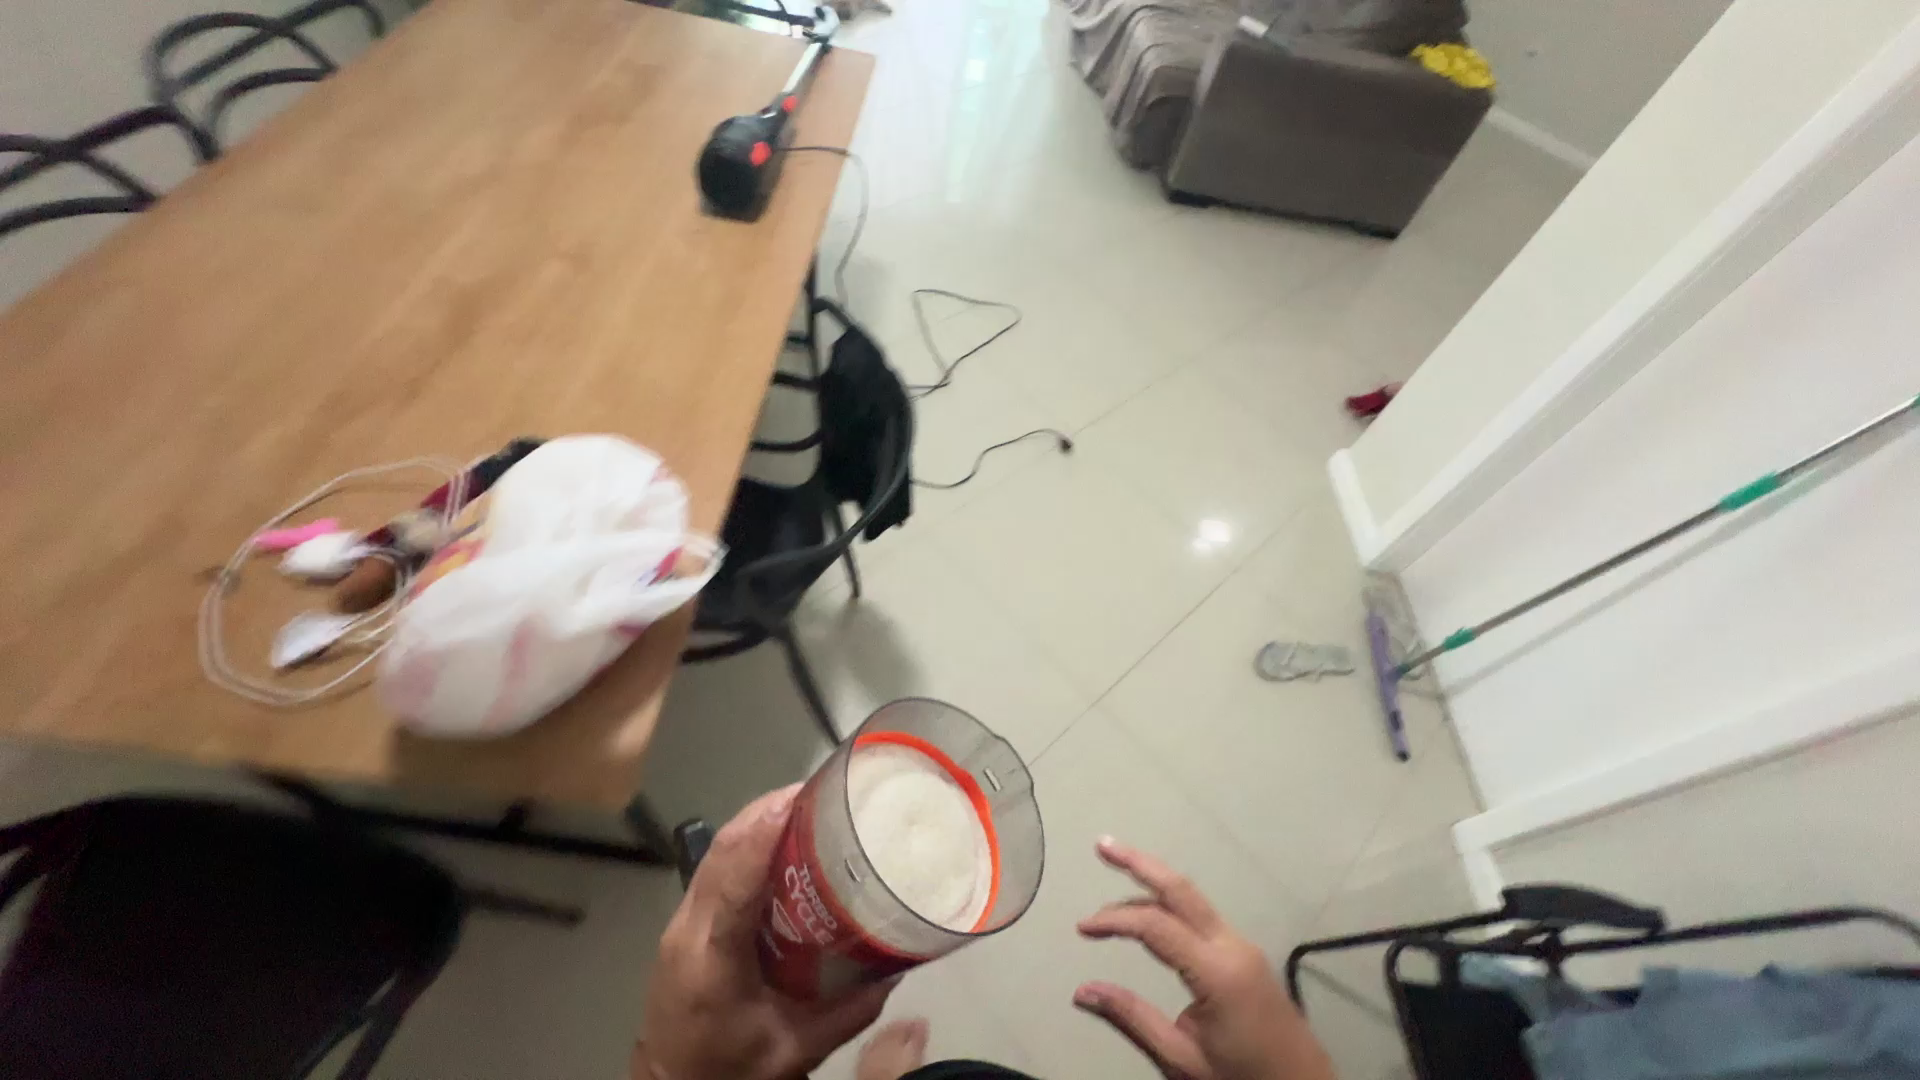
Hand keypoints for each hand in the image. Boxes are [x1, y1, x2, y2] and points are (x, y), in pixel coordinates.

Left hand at [635, 786, 895, 1079]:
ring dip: (756, 821)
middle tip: (819, 793)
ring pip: (714, 851)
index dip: (763, 832)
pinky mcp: (683, 924)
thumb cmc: (729, 1071)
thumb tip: (896, 964)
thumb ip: (848, 1010)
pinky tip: (780, 839)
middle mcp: (688, 930)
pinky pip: (714, 866)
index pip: (733, 880)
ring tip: (806, 806)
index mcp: (712, 960)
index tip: (801, 799)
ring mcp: (680, 922)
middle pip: (720, 849)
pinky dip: (747, 842)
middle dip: (767, 811)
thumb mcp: (795, 1049)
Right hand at [1073, 838, 1335, 1079]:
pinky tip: (1148, 902)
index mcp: (1217, 973)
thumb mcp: (1183, 1060)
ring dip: (1152, 879)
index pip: (1155, 926)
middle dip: (1139, 862)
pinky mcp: (1245, 952)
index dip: (1114, 919)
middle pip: (1180, 889)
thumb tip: (1082, 991)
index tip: (1082, 927)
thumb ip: (1133, 1018)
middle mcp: (1232, 946)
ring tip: (1116, 864)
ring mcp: (1242, 945)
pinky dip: (1168, 900)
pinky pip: (1201, 914)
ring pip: (1191, 897)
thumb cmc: (1243, 1078)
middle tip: (1102, 845)